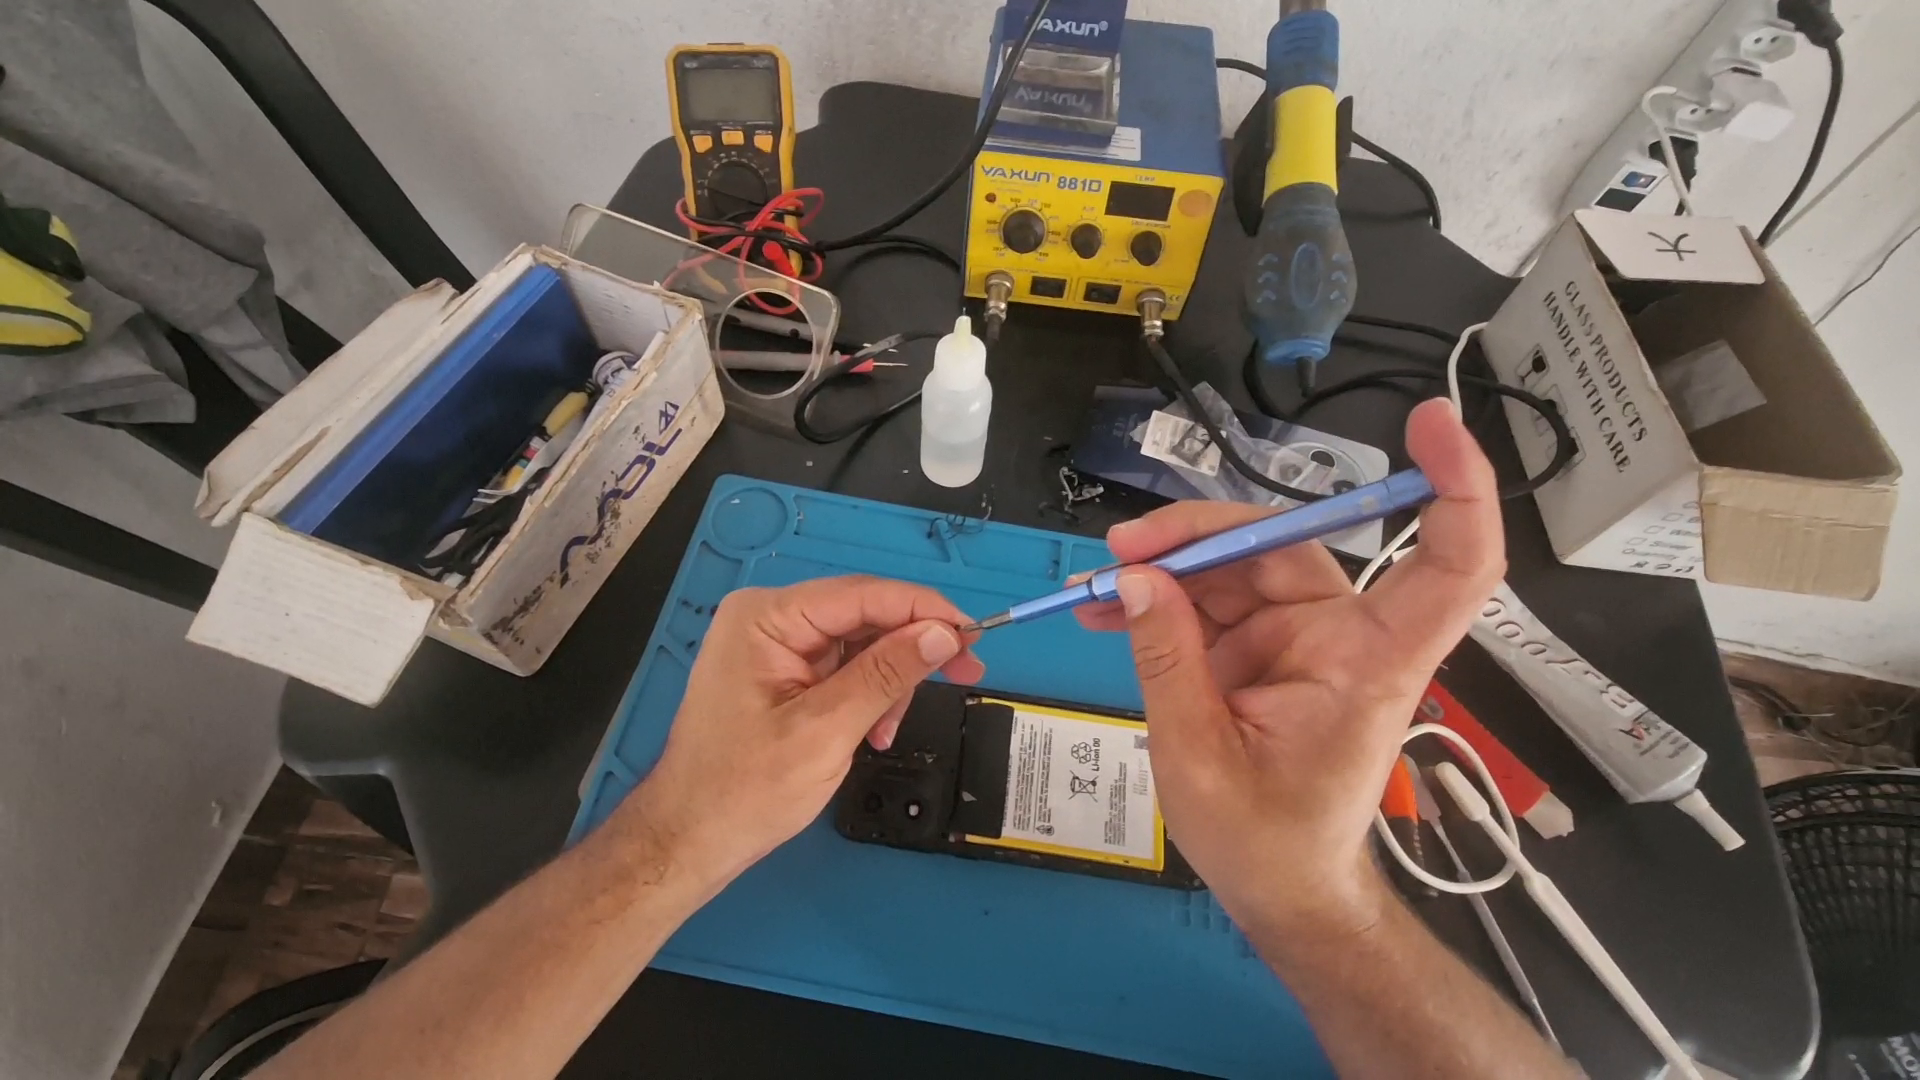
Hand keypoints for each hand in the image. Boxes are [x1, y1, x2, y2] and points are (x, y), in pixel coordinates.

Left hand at [622, 577, 984, 891]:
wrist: (688, 842)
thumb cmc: (745, 791)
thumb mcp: (825, 731)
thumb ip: (887, 674)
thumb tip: (946, 632)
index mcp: (767, 617)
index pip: (862, 595)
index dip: (924, 609)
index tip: (975, 633)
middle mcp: (771, 618)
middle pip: (864, 615)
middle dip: (912, 648)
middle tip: (966, 673)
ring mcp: (776, 645)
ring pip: (862, 643)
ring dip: (890, 682)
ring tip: (891, 731)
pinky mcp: (785, 671)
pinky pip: (845, 667)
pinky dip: (870, 695)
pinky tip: (875, 731)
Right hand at [1076, 399, 1503, 939]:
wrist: (1276, 889)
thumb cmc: (1265, 840)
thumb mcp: (1198, 754)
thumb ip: (1167, 660)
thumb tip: (1134, 579)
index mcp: (1366, 662)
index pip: (1445, 566)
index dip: (1455, 489)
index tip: (1429, 422)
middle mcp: (1340, 635)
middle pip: (1282, 546)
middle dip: (1195, 537)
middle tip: (1118, 552)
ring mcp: (1295, 637)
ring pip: (1231, 566)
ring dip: (1160, 570)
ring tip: (1091, 589)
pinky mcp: (1257, 646)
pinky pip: (1206, 600)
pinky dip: (1156, 599)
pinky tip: (1106, 607)